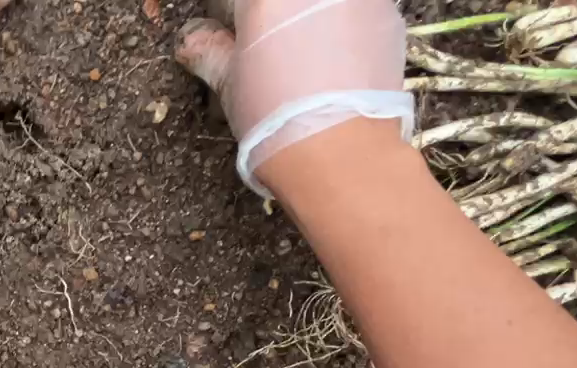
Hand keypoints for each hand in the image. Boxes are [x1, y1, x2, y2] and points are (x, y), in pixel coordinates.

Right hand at [174, 0, 413, 194]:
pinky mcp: (385, 7)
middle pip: (273, 3)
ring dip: (297, 23)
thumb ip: (208, 52)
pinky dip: (331, 26)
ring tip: (291, 59)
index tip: (216, 36)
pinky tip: (324, 61)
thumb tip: (191, 38)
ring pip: (310, 8)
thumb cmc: (272, 114)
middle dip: (261, 21)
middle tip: (252, 50)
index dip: (220, 16)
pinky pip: (346, 9)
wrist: (336, 143)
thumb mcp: (229, 85)